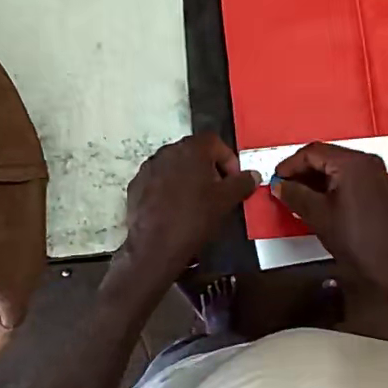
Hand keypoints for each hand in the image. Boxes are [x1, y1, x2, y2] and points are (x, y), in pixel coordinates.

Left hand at [116, 133, 258, 285]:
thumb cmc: (194, 218)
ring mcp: (148, 168)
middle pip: (194, 152)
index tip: (233, 180)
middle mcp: (167, 151)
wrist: (156, 245)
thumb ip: (242, 183)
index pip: (215, 141)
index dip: (228, 159)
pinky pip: (158, 180)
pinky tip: (175, 209)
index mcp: (191, 149)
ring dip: (187, 177)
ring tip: (196, 202)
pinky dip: (168, 189)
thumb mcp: (226, 201)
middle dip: (208, 168)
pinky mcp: (136, 185)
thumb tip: (252, 175)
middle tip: (217, 191)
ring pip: (174, 166)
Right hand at [273, 142, 387, 287]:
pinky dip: (328, 184)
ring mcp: (373, 173)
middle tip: (283, 186)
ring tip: (295, 194)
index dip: (290, 165)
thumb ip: (294, 194)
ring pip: (335, 166)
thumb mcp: (317, 214)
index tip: (276, 179)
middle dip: (301, 171)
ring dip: (314, 178)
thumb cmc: (354, 238)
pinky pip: (346, 176)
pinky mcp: (376, 187)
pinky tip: (315, 199)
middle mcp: (365, 161)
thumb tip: (279, 186)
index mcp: (352, 163)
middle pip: (325, 156)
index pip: (313, 152)